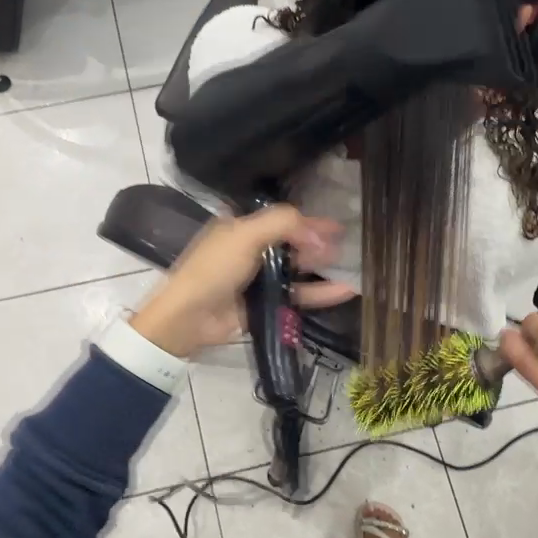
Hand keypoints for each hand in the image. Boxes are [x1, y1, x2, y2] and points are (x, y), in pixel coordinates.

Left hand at [131, 206, 354, 358]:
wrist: (188, 318)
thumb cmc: (213, 269)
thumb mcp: (245, 236)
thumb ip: (283, 224)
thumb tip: (318, 232)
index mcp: (239, 228)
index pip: (280, 219)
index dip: (308, 220)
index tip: (337, 226)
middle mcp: (249, 251)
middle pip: (291, 243)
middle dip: (317, 243)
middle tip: (347, 245)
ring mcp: (256, 280)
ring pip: (295, 271)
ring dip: (321, 268)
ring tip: (350, 266)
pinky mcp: (262, 306)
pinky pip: (295, 297)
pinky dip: (318, 294)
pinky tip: (344, 291)